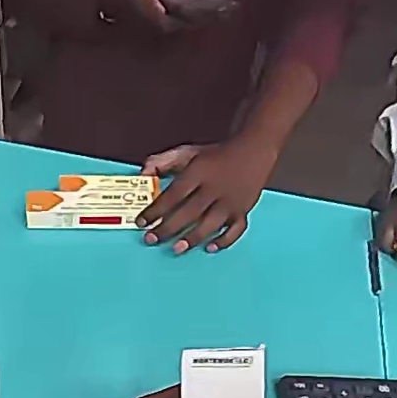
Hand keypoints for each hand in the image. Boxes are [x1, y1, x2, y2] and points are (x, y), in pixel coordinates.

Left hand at [137, 141, 276, 252]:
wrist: (255, 148)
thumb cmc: (216, 156)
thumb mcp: (188, 153)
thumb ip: (164, 162)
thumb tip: (142, 174)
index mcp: (200, 171)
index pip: (174, 194)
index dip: (156, 209)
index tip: (141, 222)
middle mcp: (216, 187)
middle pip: (189, 212)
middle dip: (168, 228)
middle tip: (151, 239)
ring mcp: (231, 201)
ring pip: (211, 223)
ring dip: (192, 238)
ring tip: (176, 249)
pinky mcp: (244, 210)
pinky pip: (236, 229)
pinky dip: (224, 240)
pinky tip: (209, 247)